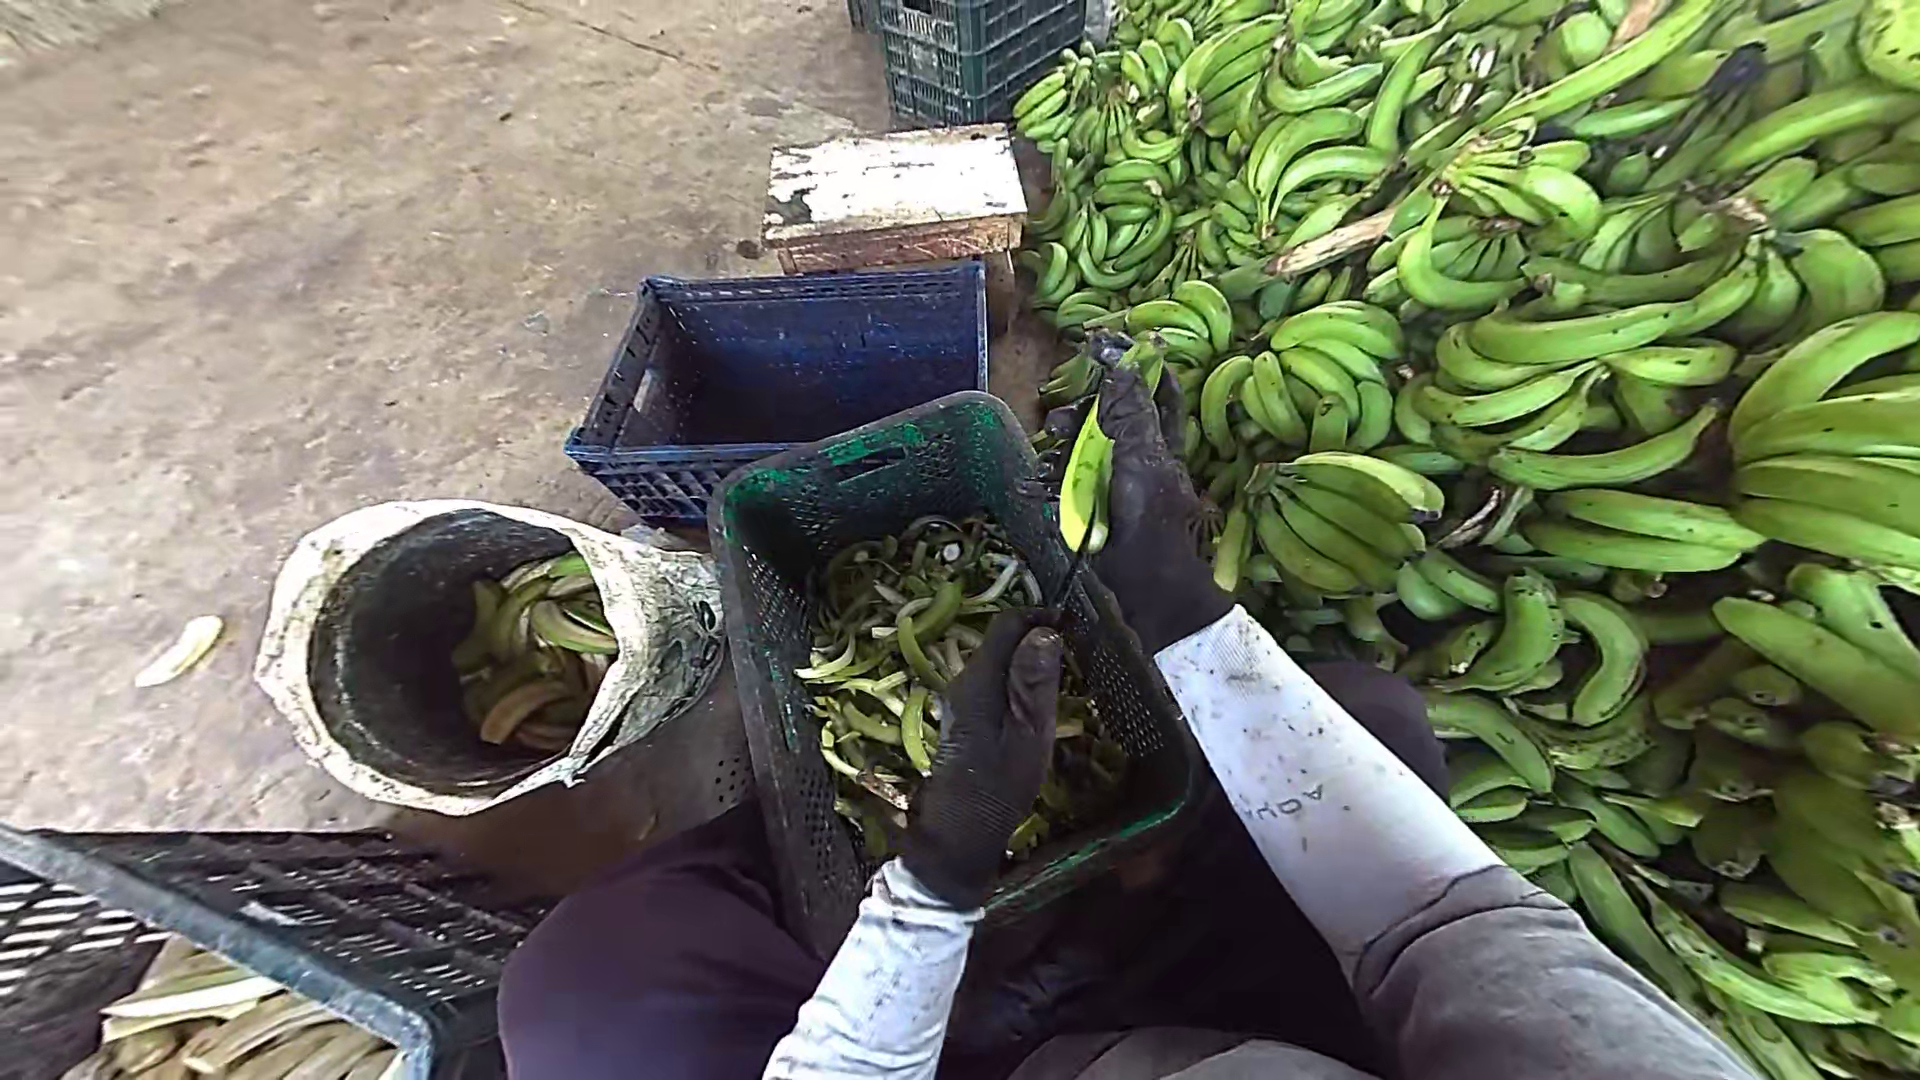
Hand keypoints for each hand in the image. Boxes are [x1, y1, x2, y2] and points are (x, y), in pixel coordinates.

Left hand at [904, 611, 1064, 908]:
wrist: (961, 830)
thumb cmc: (1001, 783)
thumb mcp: (1028, 732)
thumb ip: (1034, 681)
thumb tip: (1044, 631)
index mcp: (979, 678)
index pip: (1006, 625)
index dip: (1037, 616)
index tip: (1070, 622)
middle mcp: (964, 680)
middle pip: (999, 641)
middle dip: (1034, 635)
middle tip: (1072, 646)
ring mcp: (961, 698)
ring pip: (996, 661)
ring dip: (1026, 657)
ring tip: (1062, 669)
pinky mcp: (964, 715)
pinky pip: (993, 680)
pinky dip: (1016, 677)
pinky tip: (1037, 696)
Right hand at [1045, 364, 1233, 652]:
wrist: (1140, 582)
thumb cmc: (1149, 519)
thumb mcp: (1142, 460)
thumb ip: (1130, 415)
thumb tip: (1123, 366)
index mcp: (1160, 443)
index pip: (1159, 393)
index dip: (1141, 368)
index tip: (1111, 349)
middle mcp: (1138, 456)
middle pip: (1110, 418)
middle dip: (1084, 411)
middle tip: (1060, 415)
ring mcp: (1112, 480)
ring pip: (1083, 448)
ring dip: (1061, 445)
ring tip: (1046, 447)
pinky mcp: (1091, 503)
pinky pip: (1066, 483)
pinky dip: (1047, 482)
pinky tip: (1030, 485)